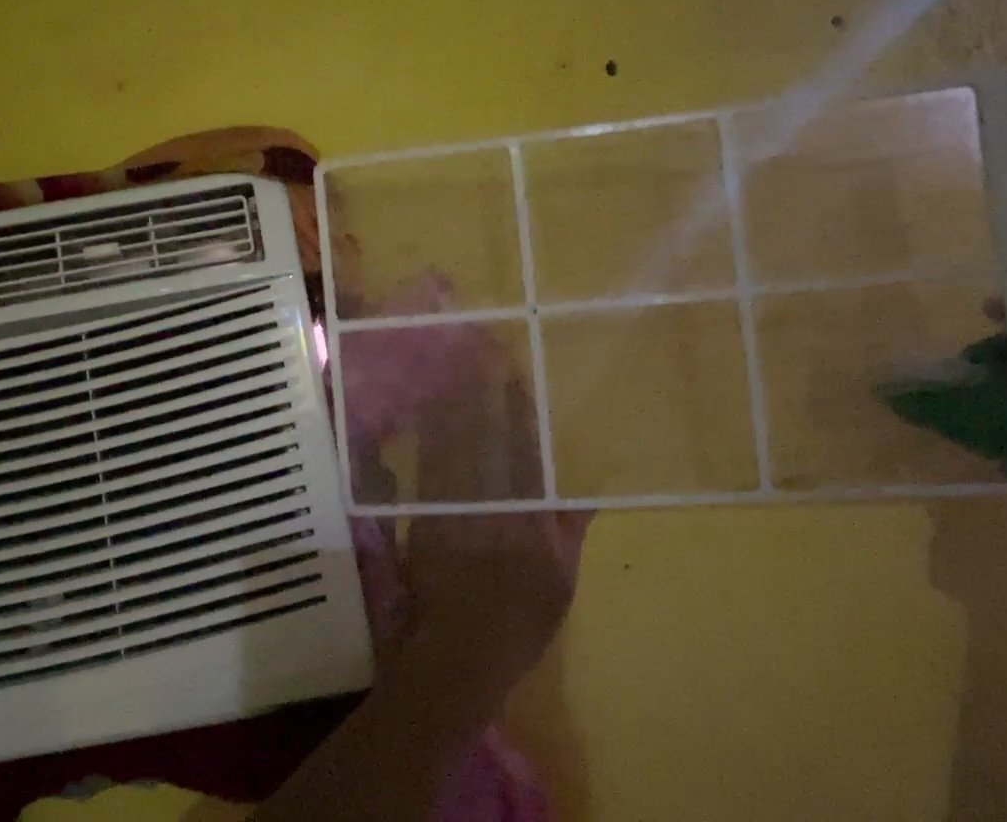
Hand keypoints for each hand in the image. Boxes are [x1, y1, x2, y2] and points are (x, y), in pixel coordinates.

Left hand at [396, 372, 592, 711]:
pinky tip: (431, 410)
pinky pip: (427, 464)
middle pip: (483, 435)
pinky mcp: (421, 513)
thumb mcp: (560, 580)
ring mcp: (449, 504)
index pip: (523, 449)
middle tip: (479, 351)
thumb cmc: (518, 622)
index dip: (517, 409)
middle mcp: (488, 500)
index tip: (514, 374)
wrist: (456, 653)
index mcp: (527, 513)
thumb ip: (570, 530)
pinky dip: (430, 434)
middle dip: (481, 391)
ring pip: (452, 443)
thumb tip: (584, 491)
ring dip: (454, 402)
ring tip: (456, 366)